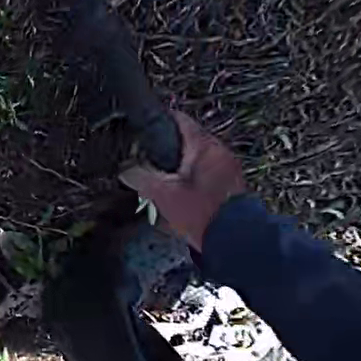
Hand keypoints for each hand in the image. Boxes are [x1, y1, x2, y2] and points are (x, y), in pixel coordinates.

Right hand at [119, 110, 247, 250]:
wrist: (235, 240)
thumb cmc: (202, 213)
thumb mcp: (162, 193)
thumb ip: (140, 177)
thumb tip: (125, 169)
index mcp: (204, 146)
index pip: (179, 119)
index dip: (158, 120)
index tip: (141, 126)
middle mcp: (219, 152)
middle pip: (186, 139)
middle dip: (164, 147)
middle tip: (143, 156)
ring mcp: (227, 167)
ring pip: (194, 156)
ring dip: (176, 164)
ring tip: (156, 177)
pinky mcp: (228, 184)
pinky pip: (203, 171)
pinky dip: (187, 176)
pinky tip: (175, 191)